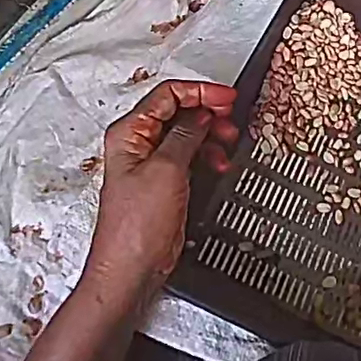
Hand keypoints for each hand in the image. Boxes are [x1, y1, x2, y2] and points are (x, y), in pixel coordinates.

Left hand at [85, 80, 238, 306]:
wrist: (132, 267)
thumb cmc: (135, 226)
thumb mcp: (167, 170)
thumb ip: (186, 135)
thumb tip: (201, 114)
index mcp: (129, 133)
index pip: (167, 95)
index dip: (200, 92)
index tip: (226, 98)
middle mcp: (138, 144)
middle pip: (178, 112)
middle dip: (208, 113)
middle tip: (230, 119)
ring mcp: (152, 163)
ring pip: (188, 133)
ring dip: (210, 135)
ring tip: (227, 143)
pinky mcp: (165, 180)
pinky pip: (190, 155)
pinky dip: (207, 155)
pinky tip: (218, 163)